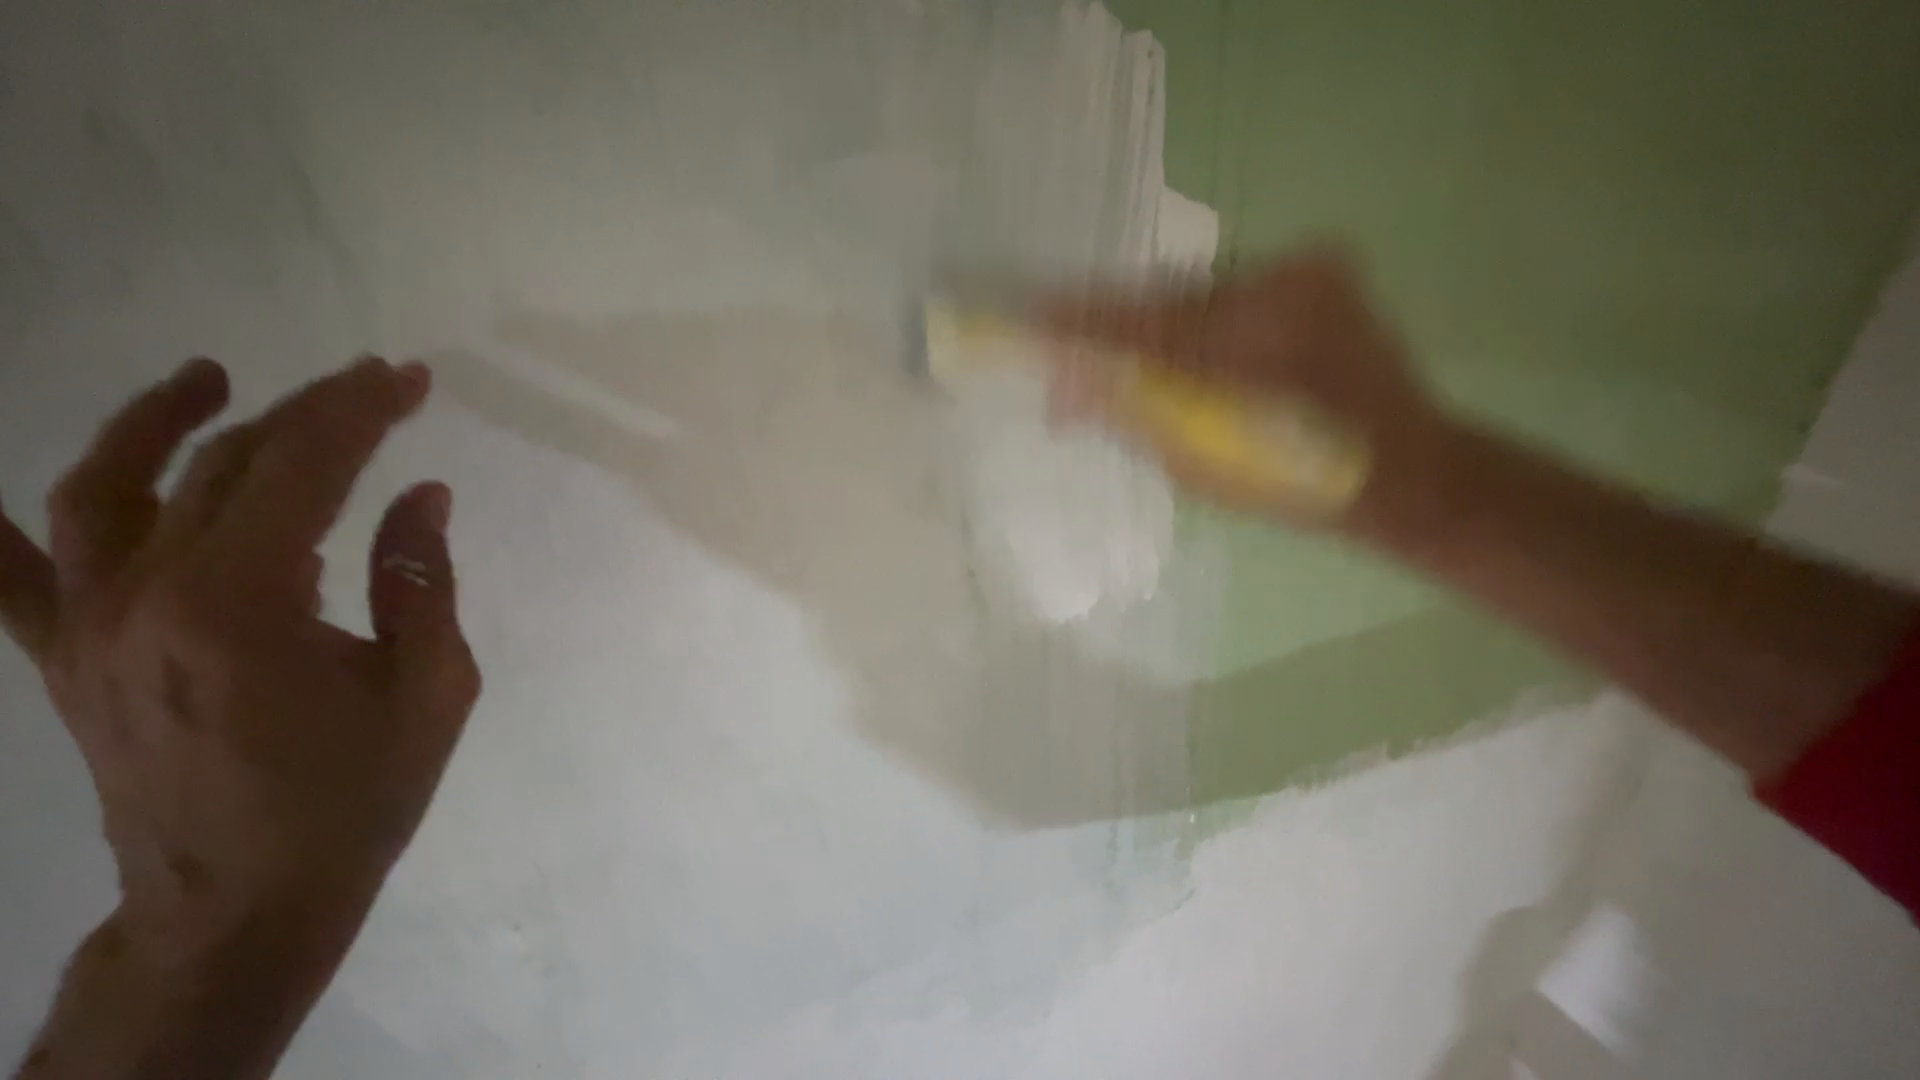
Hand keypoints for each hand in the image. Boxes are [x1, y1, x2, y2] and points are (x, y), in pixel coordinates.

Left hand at [0, 356, 479, 970]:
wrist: (241, 902)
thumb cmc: (354, 798)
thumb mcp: (431, 690)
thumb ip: (420, 581)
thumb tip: (422, 493)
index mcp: (245, 602)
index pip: (304, 468)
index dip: (361, 411)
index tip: (409, 378)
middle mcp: (146, 595)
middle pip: (223, 466)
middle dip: (307, 411)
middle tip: (371, 383)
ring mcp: (87, 626)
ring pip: (104, 490)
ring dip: (157, 421)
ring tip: (210, 378)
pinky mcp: (63, 659)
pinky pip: (8, 575)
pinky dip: (0, 526)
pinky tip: (16, 490)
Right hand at [1039, 245, 1461, 536]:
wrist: (1413, 470)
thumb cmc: (1305, 488)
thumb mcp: (1206, 468)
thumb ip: (1133, 419)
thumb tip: (1062, 391)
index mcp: (1257, 348)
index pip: (1139, 326)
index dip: (1076, 325)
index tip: (1022, 321)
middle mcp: (1282, 287)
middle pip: (1161, 300)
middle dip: (1109, 329)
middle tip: (1067, 362)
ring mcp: (1306, 270)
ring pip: (1193, 293)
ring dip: (1153, 326)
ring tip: (1127, 365)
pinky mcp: (1318, 269)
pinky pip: (1227, 291)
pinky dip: (1197, 320)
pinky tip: (1189, 354)